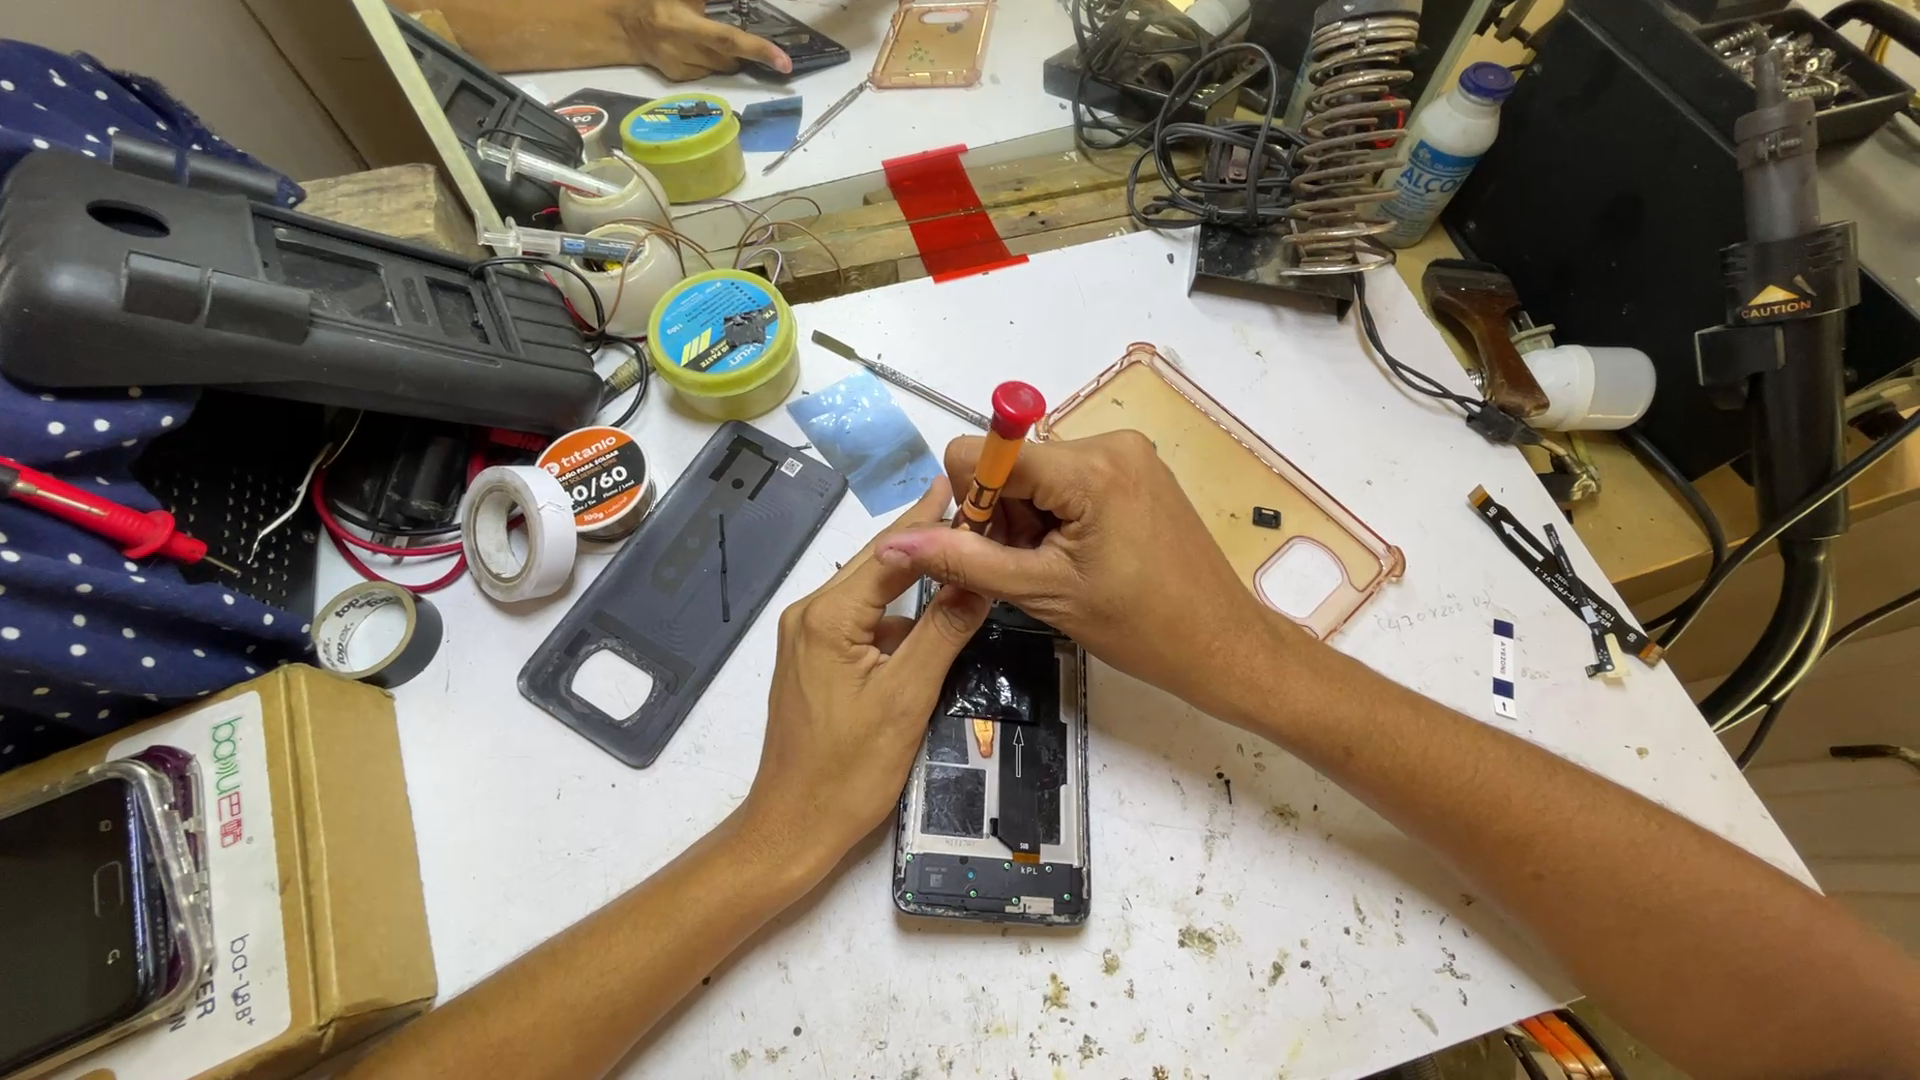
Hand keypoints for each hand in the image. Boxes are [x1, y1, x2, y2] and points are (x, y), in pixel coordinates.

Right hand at [611, 0, 792, 79]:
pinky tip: (697, 48)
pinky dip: (711, 62)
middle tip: (750, 43)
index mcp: (681, 23)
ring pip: (721, 69)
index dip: (758, 50)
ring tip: (711, 38)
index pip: (728, 40)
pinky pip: (708, 73)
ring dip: (726, 57)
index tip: (784, 63)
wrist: (626, 24)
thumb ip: (708, 2)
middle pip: (729, 60)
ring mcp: (681, 68)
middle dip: (744, 53)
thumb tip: (743, 6)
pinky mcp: (679, 78)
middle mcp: (682, 49)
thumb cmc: (659, 1)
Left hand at [743, 479, 989, 871]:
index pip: (889, 554)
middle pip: (877, 565)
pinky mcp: (817, 660)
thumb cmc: (848, 770)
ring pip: (872, 594)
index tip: (962, 486)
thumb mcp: (906, 698)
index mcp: (827, 616)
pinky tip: (932, 614)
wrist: (792, 827)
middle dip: (923, 536)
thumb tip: (979, 579)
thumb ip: (943, 633)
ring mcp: (810, 637)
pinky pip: (865, 621)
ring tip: (961, 551)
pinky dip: (899, 613)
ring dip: (915, 576)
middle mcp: (811, 614)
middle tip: (968, 503)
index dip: (930, 520)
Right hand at [875, 432, 1308, 720]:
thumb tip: (896, 544)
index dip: (971, 500)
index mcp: (1089, 468)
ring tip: (1055, 568)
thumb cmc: (1138, 627)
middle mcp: (1108, 443)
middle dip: (1003, 516)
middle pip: (1011, 464)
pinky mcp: (1134, 469)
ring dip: (1027, 520)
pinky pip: (1067, 479)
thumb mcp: (1043, 594)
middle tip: (1026, 570)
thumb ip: (965, 561)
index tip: (990, 547)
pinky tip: (1074, 556)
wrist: (1220, 643)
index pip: (984, 450)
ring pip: (1036, 474)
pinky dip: (1054, 515)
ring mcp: (1126, 454)